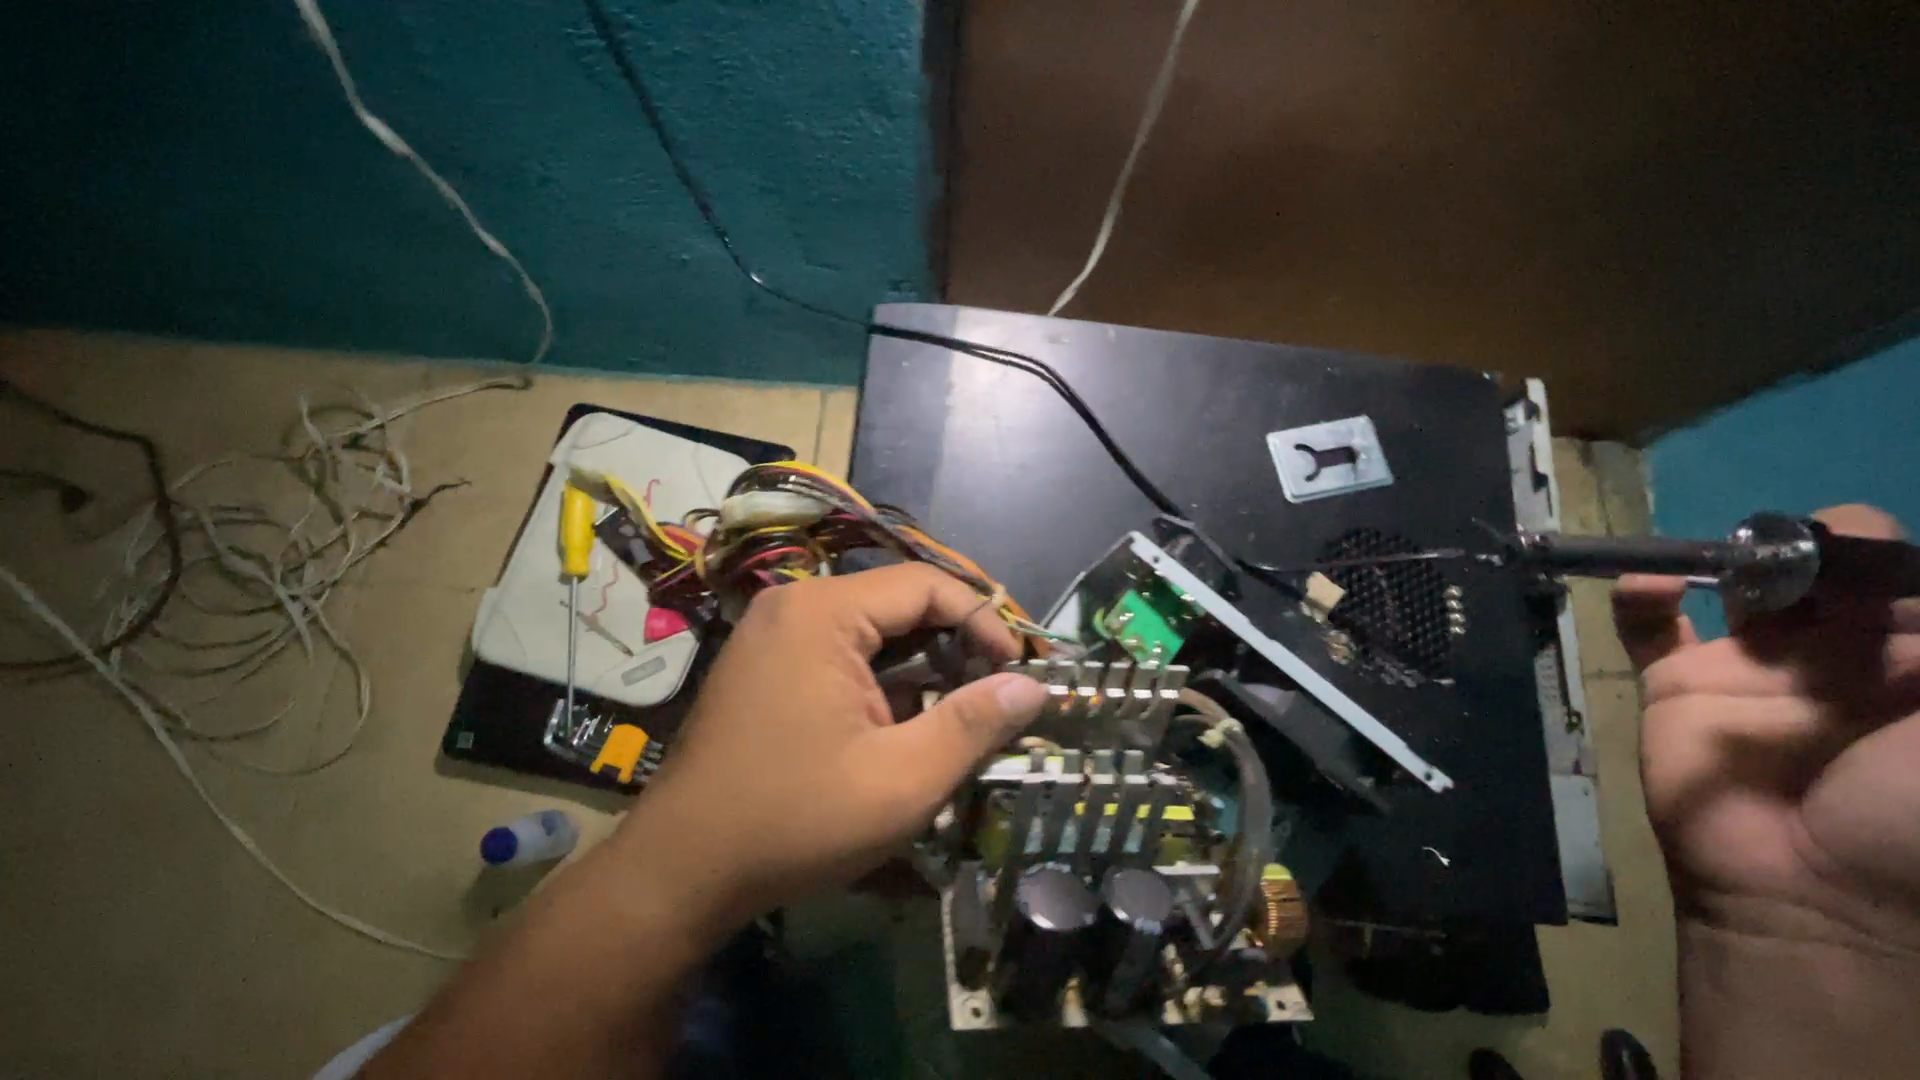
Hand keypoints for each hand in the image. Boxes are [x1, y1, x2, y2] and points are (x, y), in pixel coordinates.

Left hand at [613, 563, 1049, 933]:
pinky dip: (883, 679)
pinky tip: (907, 722)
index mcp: (822, 613)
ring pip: (871, 630)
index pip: (926, 585)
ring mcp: (774, 636)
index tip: (1018, 671)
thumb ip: (972, 725)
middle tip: (997, 690)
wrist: (683, 870)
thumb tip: (1032, 686)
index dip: (984, 620)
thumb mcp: (901, 780)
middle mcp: (794, 606)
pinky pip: (840, 652)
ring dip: (922, 664)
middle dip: (956, 642)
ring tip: (962, 710)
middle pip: (898, 601)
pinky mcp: (766, 667)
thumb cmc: (795, 821)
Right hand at [1613, 504, 1919, 953]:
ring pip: (1740, 585)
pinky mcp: (1676, 684)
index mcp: (1916, 662)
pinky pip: (1647, 629)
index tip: (1864, 560)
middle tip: (1796, 561)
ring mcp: (1750, 669)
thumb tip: (1902, 570)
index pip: (1900, 576)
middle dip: (1809, 547)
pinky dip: (1640, 597)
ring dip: (1735, 557)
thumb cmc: (1914, 815)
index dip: (1880, 554)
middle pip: (1820, 569)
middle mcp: (1837, 656)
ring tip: (1734, 566)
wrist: (1814, 894)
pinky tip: (1649, 582)